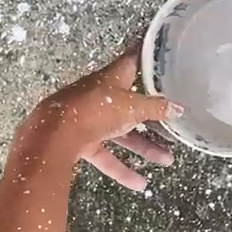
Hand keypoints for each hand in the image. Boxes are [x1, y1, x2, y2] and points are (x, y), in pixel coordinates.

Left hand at [16, 49, 181, 191]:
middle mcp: (102, 95)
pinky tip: (140, 184)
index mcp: (113, 77)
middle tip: (173, 122)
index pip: (133, 60)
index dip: (145, 54)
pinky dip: (122, 169)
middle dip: (154, 116)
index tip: (154, 47)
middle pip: (133, 104)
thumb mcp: (132, 107)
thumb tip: (178, 108)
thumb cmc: (95, 109)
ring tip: (167, 160)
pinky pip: (108, 155)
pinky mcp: (83, 141)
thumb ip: (156, 108)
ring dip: (144, 147)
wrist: (54, 135)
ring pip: (123, 133)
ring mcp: (92, 119)